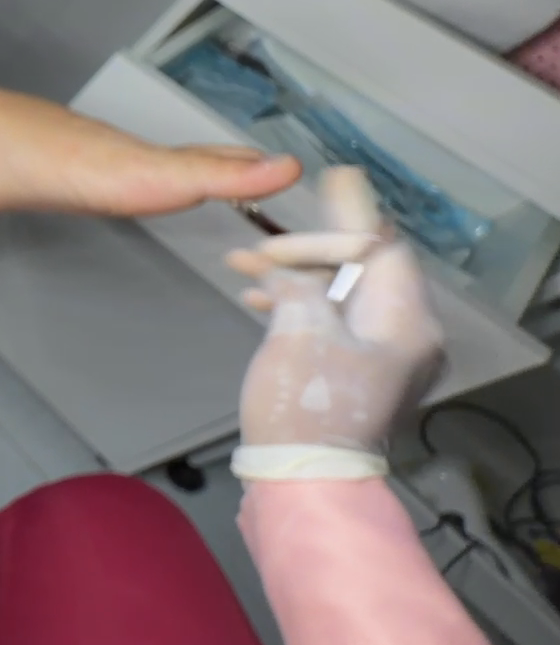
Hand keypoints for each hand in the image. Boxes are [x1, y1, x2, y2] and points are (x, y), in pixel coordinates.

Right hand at [225, 168, 443, 477]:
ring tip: (242, 260)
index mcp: (402, 322)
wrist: (303, 466)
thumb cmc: (306, 399)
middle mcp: (401, 333)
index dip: (352, 215)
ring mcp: (377, 352)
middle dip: (312, 244)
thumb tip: (287, 269)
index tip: (336, 178)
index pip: (380, 251)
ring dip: (291, 273)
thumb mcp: (298, 332)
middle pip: (360, 269)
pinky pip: (325, 316)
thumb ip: (298, 287)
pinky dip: (292, 300)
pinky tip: (256, 297)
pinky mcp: (348, 365)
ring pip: (335, 292)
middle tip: (277, 218)